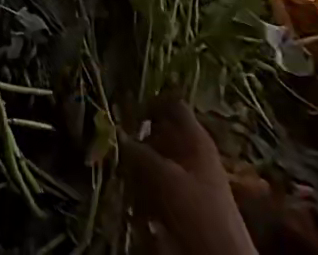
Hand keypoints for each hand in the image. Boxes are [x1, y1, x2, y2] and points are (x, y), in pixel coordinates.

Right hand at [121, 100, 258, 254]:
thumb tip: (118, 134)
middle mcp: (193, 153)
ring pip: (156, 164)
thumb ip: (141, 155)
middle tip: (121, 158)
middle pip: (160, 136)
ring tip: (128, 188)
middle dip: (138, 147)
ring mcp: (190, 178)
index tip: (128, 117)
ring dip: (139, 174)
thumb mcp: (167, 180)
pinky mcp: (184, 203)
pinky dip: (145, 195)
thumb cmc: (199, 212)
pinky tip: (138, 210)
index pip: (173, 106)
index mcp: (196, 139)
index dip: (151, 105)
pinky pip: (158, 188)